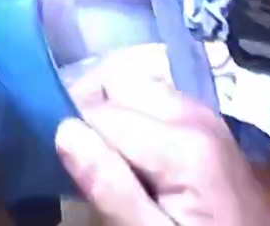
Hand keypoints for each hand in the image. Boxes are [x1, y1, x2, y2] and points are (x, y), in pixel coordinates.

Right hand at [56, 56, 269, 225]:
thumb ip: (111, 190)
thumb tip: (62, 129)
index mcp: (184, 145)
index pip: (101, 114)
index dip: (75, 138)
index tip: (66, 171)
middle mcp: (194, 114)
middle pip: (116, 79)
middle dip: (89, 110)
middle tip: (79, 158)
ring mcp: (204, 115)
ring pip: (132, 82)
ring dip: (109, 110)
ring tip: (103, 158)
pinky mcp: (206, 125)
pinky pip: (151, 97)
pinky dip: (130, 114)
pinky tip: (131, 156)